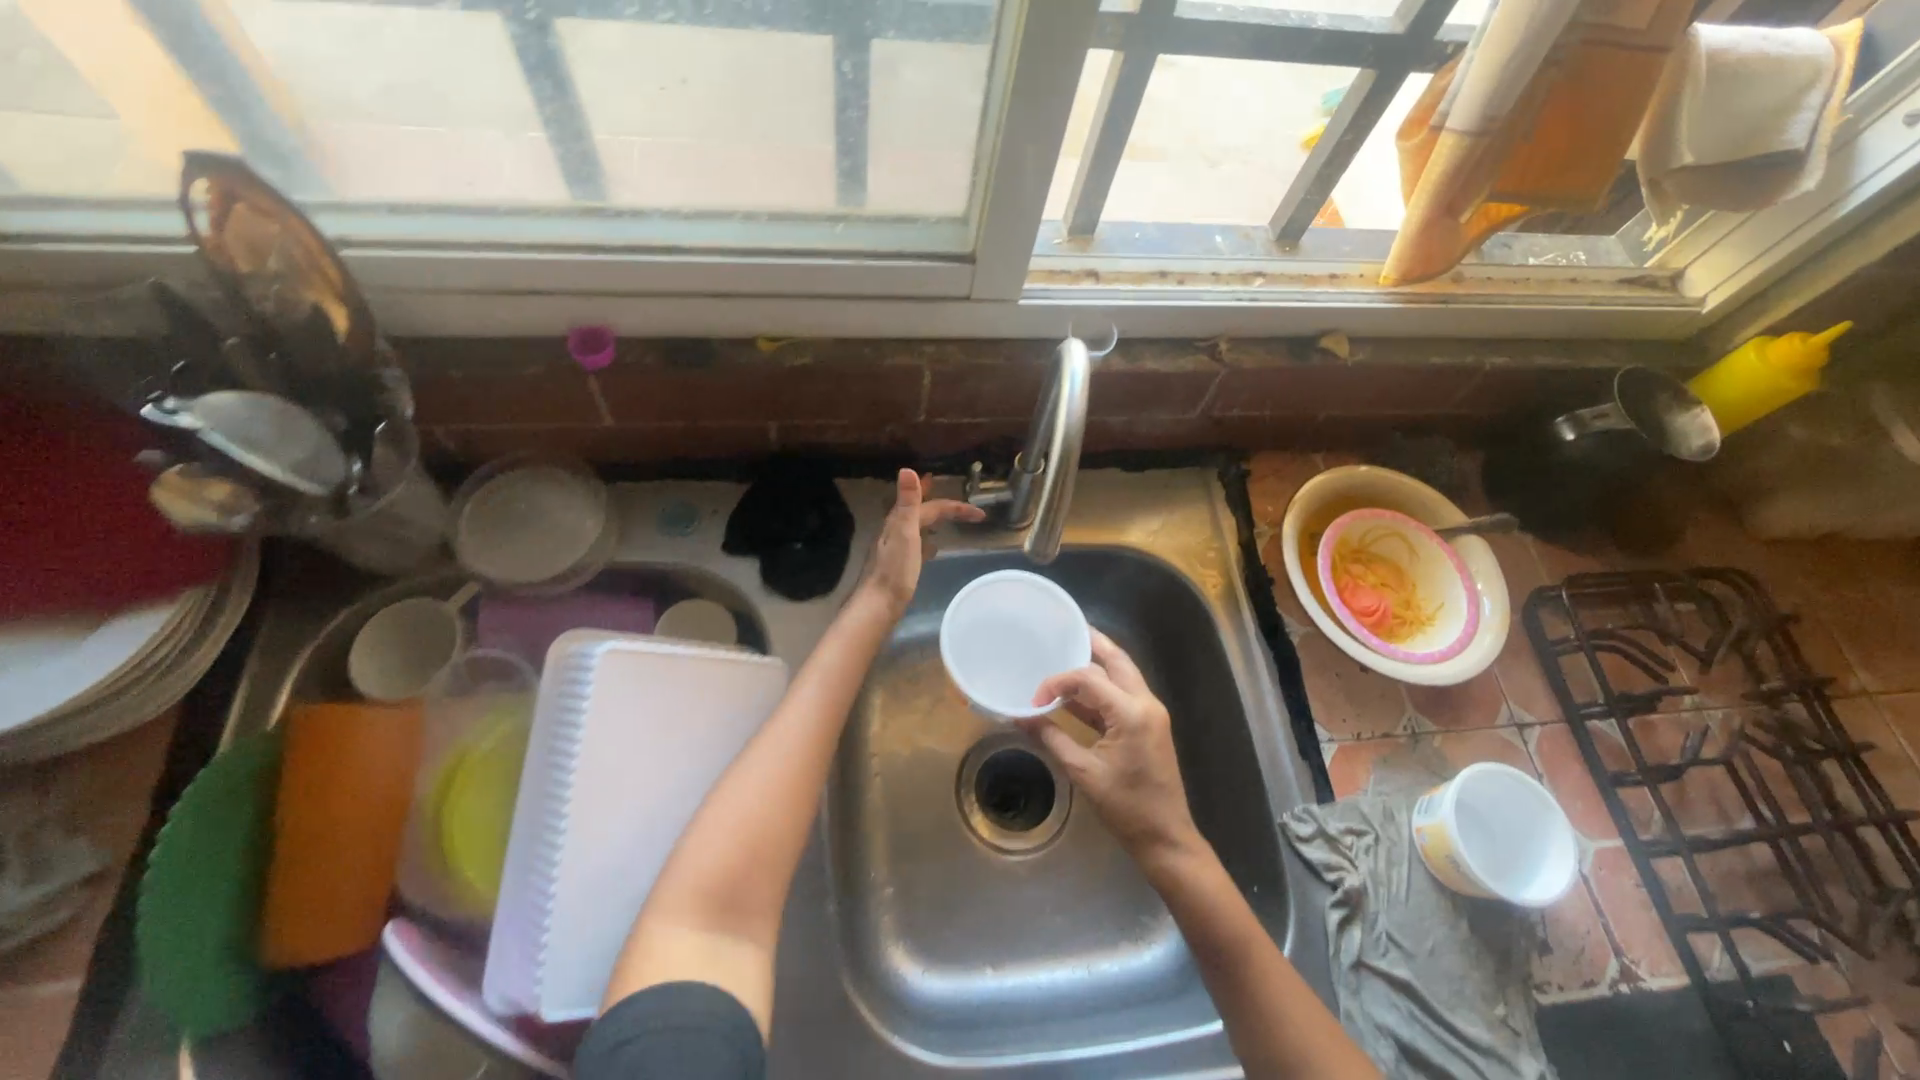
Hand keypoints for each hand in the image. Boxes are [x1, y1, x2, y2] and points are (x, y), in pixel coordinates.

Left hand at [858, 469, 984, 616]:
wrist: (880, 603)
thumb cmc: (895, 570)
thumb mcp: (905, 532)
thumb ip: (908, 501)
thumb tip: (907, 468)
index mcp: (900, 520)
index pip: (933, 506)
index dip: (956, 507)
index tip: (980, 514)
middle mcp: (896, 529)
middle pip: (925, 512)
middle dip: (946, 508)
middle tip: (968, 509)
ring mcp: (897, 546)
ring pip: (919, 526)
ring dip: (935, 519)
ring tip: (948, 518)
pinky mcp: (900, 562)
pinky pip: (917, 544)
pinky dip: (928, 540)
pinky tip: (933, 549)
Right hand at [1019, 631, 1202, 863]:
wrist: (1165, 836)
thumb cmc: (1125, 807)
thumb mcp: (1083, 772)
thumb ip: (1052, 738)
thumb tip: (1021, 718)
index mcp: (1131, 712)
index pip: (1089, 678)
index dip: (1057, 682)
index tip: (1033, 700)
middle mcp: (1145, 704)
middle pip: (1117, 660)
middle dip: (1091, 644)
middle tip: (1063, 630)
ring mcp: (1151, 713)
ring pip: (1122, 675)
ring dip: (1096, 665)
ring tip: (1065, 653)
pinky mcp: (1148, 725)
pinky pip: (1123, 695)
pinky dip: (1100, 690)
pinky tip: (1075, 693)